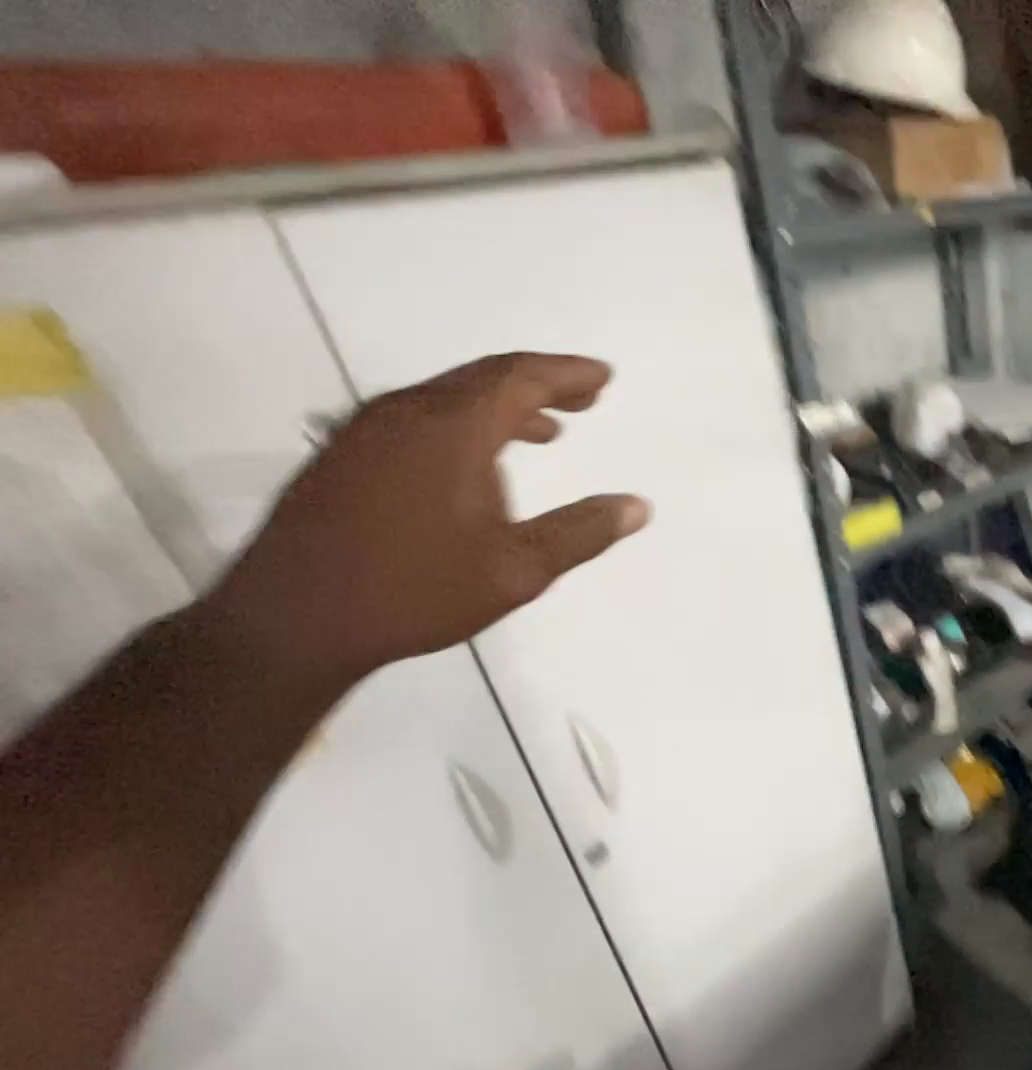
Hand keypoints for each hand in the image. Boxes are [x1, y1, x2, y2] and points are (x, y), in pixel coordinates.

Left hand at [199, 352, 649, 692]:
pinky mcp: (342, 456)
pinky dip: (464, 422)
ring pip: (448, 396)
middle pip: (484, 377)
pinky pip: (418, 416)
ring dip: (502, 406)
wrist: (287, 626)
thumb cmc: (414, 593)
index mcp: (451, 429)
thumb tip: (638, 506)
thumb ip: (581, 532)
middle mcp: (406, 413)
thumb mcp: (517, 570)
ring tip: (545, 431)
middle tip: (585, 397)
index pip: (521, 378)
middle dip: (541, 383)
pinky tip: (477, 463)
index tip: (604, 377)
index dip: (568, 373)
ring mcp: (365, 431)